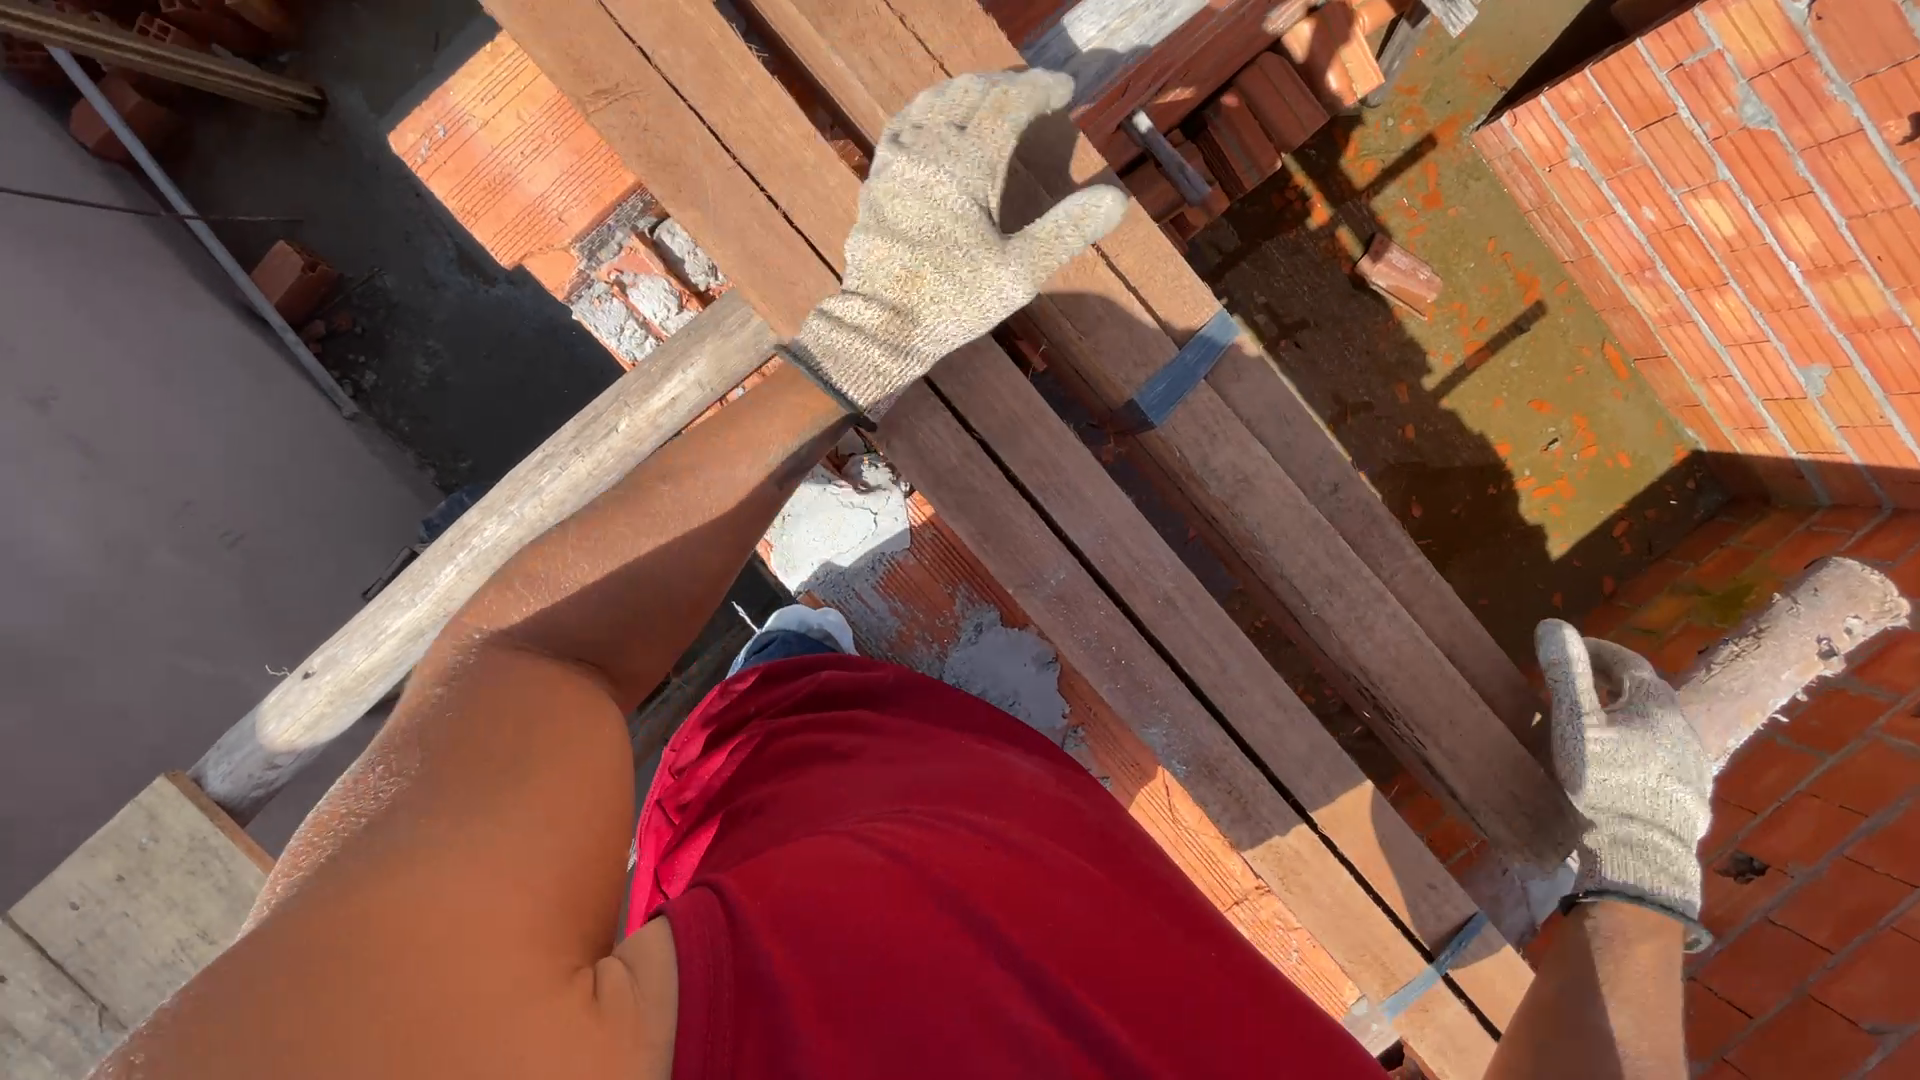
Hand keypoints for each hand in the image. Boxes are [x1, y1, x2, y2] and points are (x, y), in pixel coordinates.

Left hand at [787, 70, 1128, 415]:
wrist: (882, 324)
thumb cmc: (953, 301)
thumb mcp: (1020, 273)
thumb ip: (1067, 231)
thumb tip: (1117, 199)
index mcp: (967, 163)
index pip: (1009, 104)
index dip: (1041, 90)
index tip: (1066, 89)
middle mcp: (929, 147)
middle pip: (971, 93)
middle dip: (1007, 84)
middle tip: (1033, 90)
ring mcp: (897, 160)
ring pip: (934, 102)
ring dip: (967, 90)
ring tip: (990, 95)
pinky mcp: (878, 179)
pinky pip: (904, 124)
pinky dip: (930, 109)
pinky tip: (935, 120)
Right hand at [1535, 619, 1711, 947]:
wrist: (1641, 853)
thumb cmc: (1604, 780)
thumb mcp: (1573, 722)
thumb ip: (1564, 672)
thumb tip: (1552, 624)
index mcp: (1655, 705)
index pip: (1628, 663)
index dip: (1598, 650)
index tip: (1570, 646)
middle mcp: (1683, 728)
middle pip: (1646, 693)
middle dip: (1612, 680)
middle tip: (1577, 680)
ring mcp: (1691, 764)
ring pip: (1657, 726)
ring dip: (1627, 714)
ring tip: (1595, 720)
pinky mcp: (1690, 795)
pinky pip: (1663, 755)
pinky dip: (1639, 744)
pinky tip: (1621, 761)